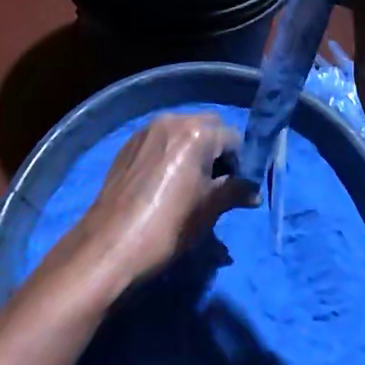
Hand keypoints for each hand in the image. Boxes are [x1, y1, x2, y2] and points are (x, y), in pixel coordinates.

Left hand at [67, 113, 244, 289]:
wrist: (111, 244)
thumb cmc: (169, 226)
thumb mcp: (210, 209)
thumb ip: (235, 192)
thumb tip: (253, 192)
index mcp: (196, 132)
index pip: (233, 138)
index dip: (241, 163)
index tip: (238, 188)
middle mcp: (172, 120)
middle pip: (208, 126)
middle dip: (218, 150)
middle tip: (218, 184)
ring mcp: (147, 130)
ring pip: (183, 131)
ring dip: (194, 150)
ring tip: (192, 184)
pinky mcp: (129, 144)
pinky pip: (161, 141)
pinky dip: (171, 153)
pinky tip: (167, 183)